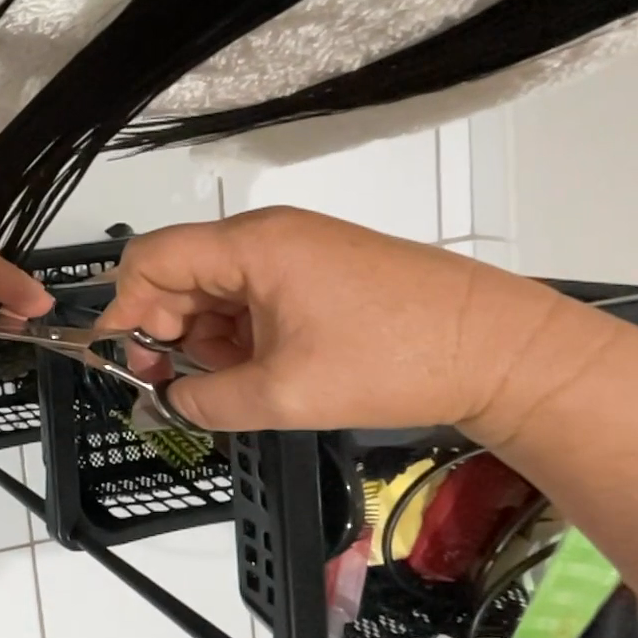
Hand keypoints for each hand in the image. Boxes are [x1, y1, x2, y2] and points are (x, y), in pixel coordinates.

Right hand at [95, 206, 579, 438]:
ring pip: (209, 286)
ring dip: (203, 334)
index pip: (150, 259)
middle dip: (164, 327)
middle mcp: (264, 235)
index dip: (125, 306)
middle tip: (174, 379)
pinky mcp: (313, 268)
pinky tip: (258, 365)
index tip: (128, 356)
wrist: (512, 356)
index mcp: (251, 246)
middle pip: (176, 272)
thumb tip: (169, 402)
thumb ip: (204, 400)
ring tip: (232, 378)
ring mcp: (292, 248)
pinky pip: (245, 293)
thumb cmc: (396, 363)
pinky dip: (236, 331)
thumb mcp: (284, 395)